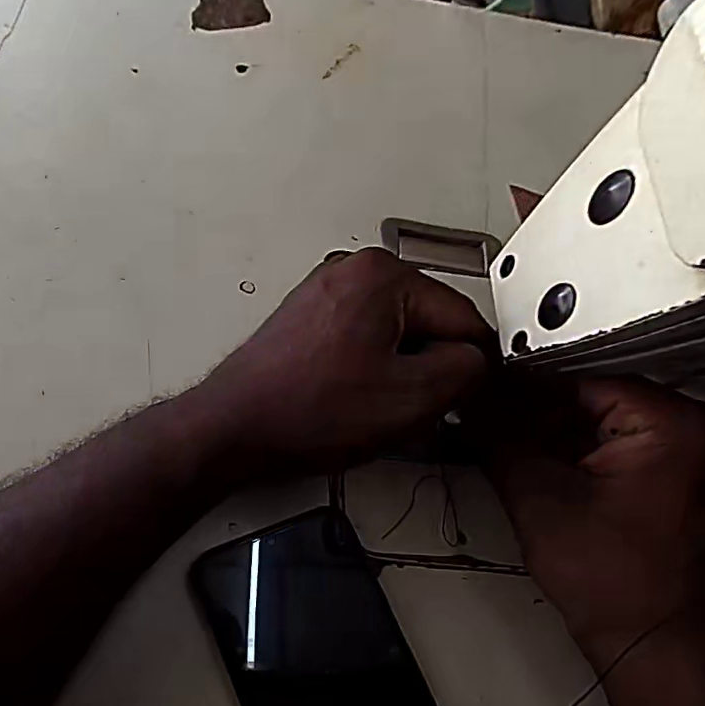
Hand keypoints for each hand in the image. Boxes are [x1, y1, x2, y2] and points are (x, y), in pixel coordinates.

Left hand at [185, 248, 493, 480]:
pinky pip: (355, 350)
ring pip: (390, 343)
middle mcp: (348, 274)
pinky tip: (337, 405)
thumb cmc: (298, 413)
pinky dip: (358, 379)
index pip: (463, 319)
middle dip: (421, 373)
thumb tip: (475, 361)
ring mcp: (321, 297)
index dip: (467, 369)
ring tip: (355, 409)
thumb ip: (466, 370)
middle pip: (424, 327)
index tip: (459, 400)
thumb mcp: (410, 399)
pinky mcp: (303, 325)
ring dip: (389, 380)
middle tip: (393, 410)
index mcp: (381, 275)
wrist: (229, 431)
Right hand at [487, 377, 704, 665]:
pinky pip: (607, 450)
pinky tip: (523, 463)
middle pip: (588, 403)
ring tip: (493, 442)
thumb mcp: (539, 497)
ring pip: (594, 427)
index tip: (480, 394)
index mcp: (677, 425)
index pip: (579, 384)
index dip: (518, 392)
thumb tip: (473, 405)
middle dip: (527, 415)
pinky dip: (565, 456)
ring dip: (542, 436)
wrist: (647, 638)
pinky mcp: (666, 481)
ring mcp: (684, 459)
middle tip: (479, 419)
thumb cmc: (619, 582)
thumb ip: (500, 441)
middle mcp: (693, 433)